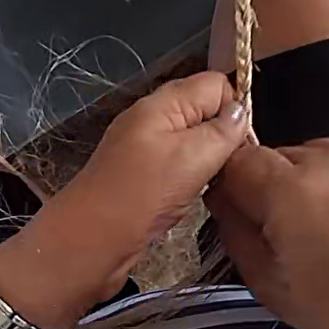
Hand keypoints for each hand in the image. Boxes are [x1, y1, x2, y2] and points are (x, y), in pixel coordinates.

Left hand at [0, 71, 248, 328]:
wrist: (88, 245)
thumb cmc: (139, 196)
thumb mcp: (191, 156)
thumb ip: (222, 129)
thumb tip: (241, 111)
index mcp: (161, 104)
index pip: (215, 84)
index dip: (235, 109)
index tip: (241, 146)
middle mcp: (151, 122)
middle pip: (203, 115)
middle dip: (223, 139)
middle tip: (228, 172)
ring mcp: (142, 154)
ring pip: (192, 147)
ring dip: (206, 167)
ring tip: (208, 189)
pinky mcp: (139, 183)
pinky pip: (176, 173)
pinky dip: (187, 186)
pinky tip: (187, 203)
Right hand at [206, 138, 328, 328]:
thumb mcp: (264, 281)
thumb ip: (233, 230)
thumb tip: (222, 197)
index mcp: (289, 189)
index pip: (238, 160)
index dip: (234, 185)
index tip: (243, 212)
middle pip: (278, 154)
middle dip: (274, 184)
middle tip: (290, 226)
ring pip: (317, 154)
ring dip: (312, 179)